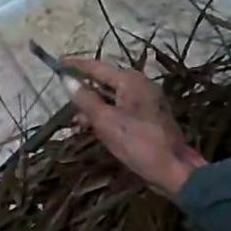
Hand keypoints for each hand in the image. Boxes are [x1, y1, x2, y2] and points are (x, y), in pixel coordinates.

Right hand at [63, 56, 207, 197]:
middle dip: (84, 90)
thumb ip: (85, 99)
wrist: (172, 168)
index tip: (57, 62)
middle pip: (105, 80)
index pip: (97, 66)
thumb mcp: (105, 121)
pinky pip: (122, 107)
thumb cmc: (137, 142)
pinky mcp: (149, 115)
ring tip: (75, 121)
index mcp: (131, 80)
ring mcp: (147, 99)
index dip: (76, 65)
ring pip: (113, 96)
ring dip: (93, 106)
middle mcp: (140, 84)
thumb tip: (67, 80)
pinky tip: (93, 127)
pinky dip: (106, 114)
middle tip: (64, 98)